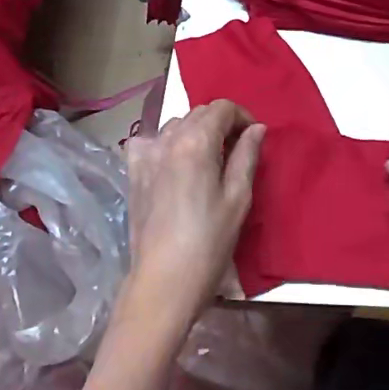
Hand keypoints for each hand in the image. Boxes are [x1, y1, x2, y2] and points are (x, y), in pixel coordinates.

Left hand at [121, 101, 264, 327]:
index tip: (254, 138)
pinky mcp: (133, 173)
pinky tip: (174, 161)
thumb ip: (247, 155)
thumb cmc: (210, 241)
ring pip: (176, 124)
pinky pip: (150, 141)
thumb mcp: (238, 197)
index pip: (222, 108)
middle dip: (221, 123)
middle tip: (238, 150)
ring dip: (196, 132)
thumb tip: (256, 128)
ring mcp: (145, 155)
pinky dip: (166, 142)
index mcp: (197, 142)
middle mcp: (168, 139)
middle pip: (199, 113)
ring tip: (210, 159)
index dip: (242, 116)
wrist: (164, 281)